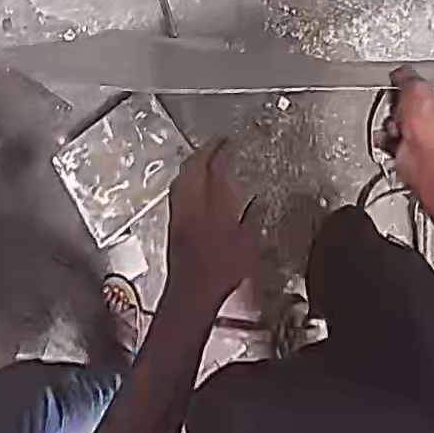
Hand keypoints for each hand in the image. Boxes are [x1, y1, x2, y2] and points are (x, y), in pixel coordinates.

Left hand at [164, 141, 257, 311]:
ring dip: (192, 162)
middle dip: (204, 150)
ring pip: (183, 175)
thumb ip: (253, 217)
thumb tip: (259, 202)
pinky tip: (192, 183)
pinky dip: (185, 178)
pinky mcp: (173, 220)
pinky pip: (178, 188)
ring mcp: (180, 209)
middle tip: (215, 143)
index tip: (228, 141)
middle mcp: (194, 199)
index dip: (222, 149)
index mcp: (216, 199)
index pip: (216, 164)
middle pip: (194, 164)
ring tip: (202, 157)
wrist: (192, 291)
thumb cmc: (223, 268)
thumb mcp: (249, 241)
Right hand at [381, 66, 433, 194]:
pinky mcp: (405, 151)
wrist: (427, 165)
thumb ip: (407, 77)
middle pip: (401, 104)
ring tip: (396, 129)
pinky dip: (384, 139)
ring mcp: (418, 136)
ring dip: (389, 124)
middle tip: (398, 109)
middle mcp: (431, 119)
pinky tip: (391, 139)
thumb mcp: (417, 89)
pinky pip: (387, 139)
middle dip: (394, 105)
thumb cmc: (432, 131)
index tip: (396, 83)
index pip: (418, 85)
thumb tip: (399, 72)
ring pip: (392, 122)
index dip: (405, 84)